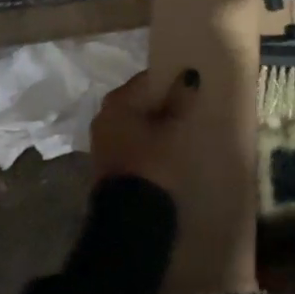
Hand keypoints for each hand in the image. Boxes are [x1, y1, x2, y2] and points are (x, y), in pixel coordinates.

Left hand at [90, 68, 199, 191]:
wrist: (131, 218)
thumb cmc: (152, 163)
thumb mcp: (174, 129)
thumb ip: (181, 99)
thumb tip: (189, 75)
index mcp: (117, 101)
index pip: (148, 78)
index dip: (171, 78)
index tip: (191, 82)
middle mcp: (104, 115)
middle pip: (140, 99)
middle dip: (163, 101)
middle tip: (190, 103)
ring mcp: (103, 140)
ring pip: (136, 121)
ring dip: (156, 122)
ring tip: (182, 125)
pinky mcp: (109, 163)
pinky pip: (132, 140)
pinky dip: (149, 139)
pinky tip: (168, 146)